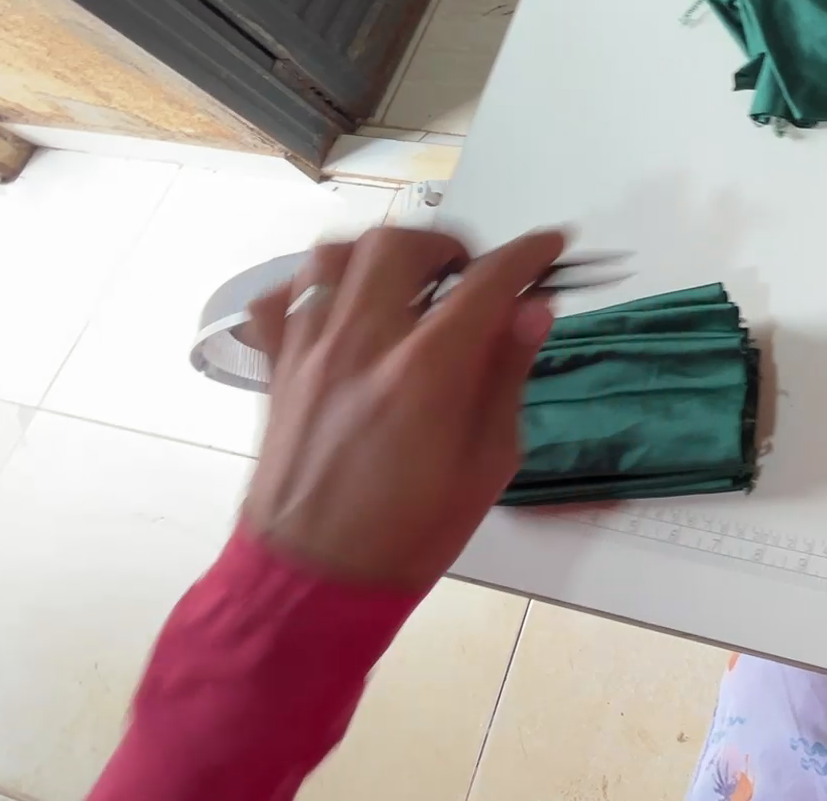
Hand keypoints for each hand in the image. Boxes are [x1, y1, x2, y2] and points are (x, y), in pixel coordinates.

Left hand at [240, 225, 565, 590]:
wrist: (313, 581)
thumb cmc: (418, 527)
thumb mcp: (492, 456)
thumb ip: (508, 371)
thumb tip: (535, 307)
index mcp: (427, 371)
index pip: (488, 281)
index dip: (528, 254)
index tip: (551, 246)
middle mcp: (362, 344)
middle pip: (402, 246)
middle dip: (451, 245)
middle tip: (474, 275)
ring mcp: (308, 352)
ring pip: (336, 255)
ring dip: (384, 254)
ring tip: (411, 283)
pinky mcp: (275, 369)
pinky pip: (280, 298)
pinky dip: (318, 288)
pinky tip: (347, 311)